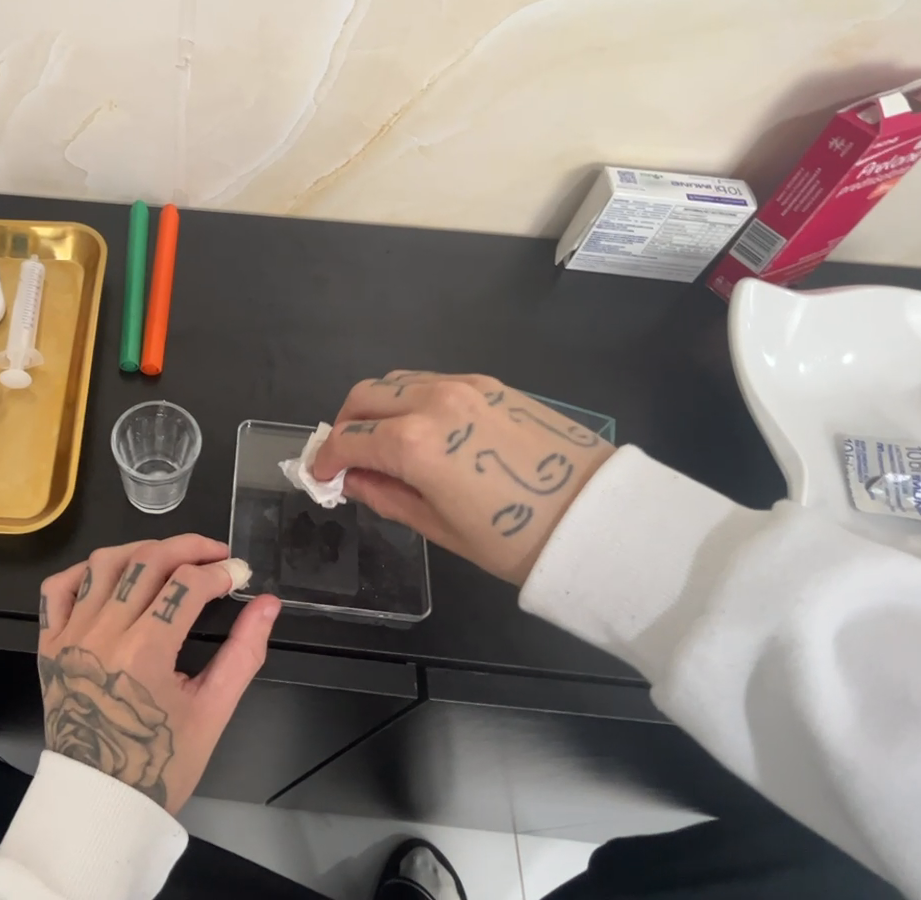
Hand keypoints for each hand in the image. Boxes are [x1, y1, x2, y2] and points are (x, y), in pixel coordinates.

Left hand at [36, 534, 280, 814]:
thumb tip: (268, 603)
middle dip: (188, 547)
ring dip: (142, 550)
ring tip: (170, 559)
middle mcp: (103, 632)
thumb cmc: (161, 761)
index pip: (187, 584)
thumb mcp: (213, 711)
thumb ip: (244, 652)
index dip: (220, 571)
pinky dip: (85, 571)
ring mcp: (70, 635)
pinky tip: (112, 577)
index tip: (239, 573)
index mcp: (145, 652)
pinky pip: (59, 587)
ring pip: (104, 562)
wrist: (100, 803)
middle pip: (147, 560)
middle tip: (215, 553)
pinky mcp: (49, 643)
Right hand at [313, 372, 616, 584]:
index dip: (326, 459)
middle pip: (363, 396)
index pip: (348, 439)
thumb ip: (385, 495)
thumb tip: (353, 480)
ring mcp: (462, 386)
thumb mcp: (439, 528)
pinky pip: (428, 380)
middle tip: (347, 455)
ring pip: (394, 381)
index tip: (321, 475)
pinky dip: (408, 399)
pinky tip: (420, 428)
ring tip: (381, 440)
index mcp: (413, 443)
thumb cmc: (514, 539)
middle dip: (344, 424)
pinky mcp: (488, 383)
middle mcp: (431, 402)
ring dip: (375, 406)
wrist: (598, 518)